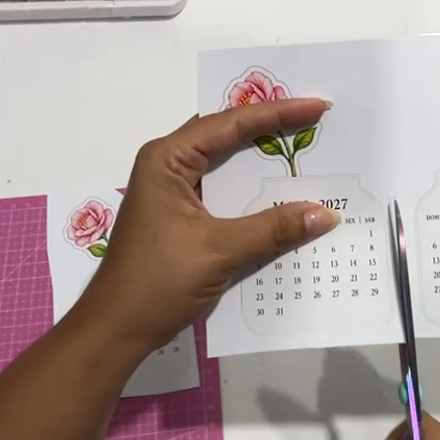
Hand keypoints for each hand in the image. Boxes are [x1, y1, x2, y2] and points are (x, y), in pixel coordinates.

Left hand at [73, 99, 339, 355]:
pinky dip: (252, 191)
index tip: (317, 106)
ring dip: (263, 161)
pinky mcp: (182, 214)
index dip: (277, 113)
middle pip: (228, 135)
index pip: (230, 123)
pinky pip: (224, 191)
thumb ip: (273, 229)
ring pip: (227, 163)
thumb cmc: (157, 282)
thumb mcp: (219, 251)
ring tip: (306, 147)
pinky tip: (282, 194)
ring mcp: (174, 190)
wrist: (114, 333)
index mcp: (168, 158)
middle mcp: (169, 164)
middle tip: (315, 117)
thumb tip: (325, 214)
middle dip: (271, 127)